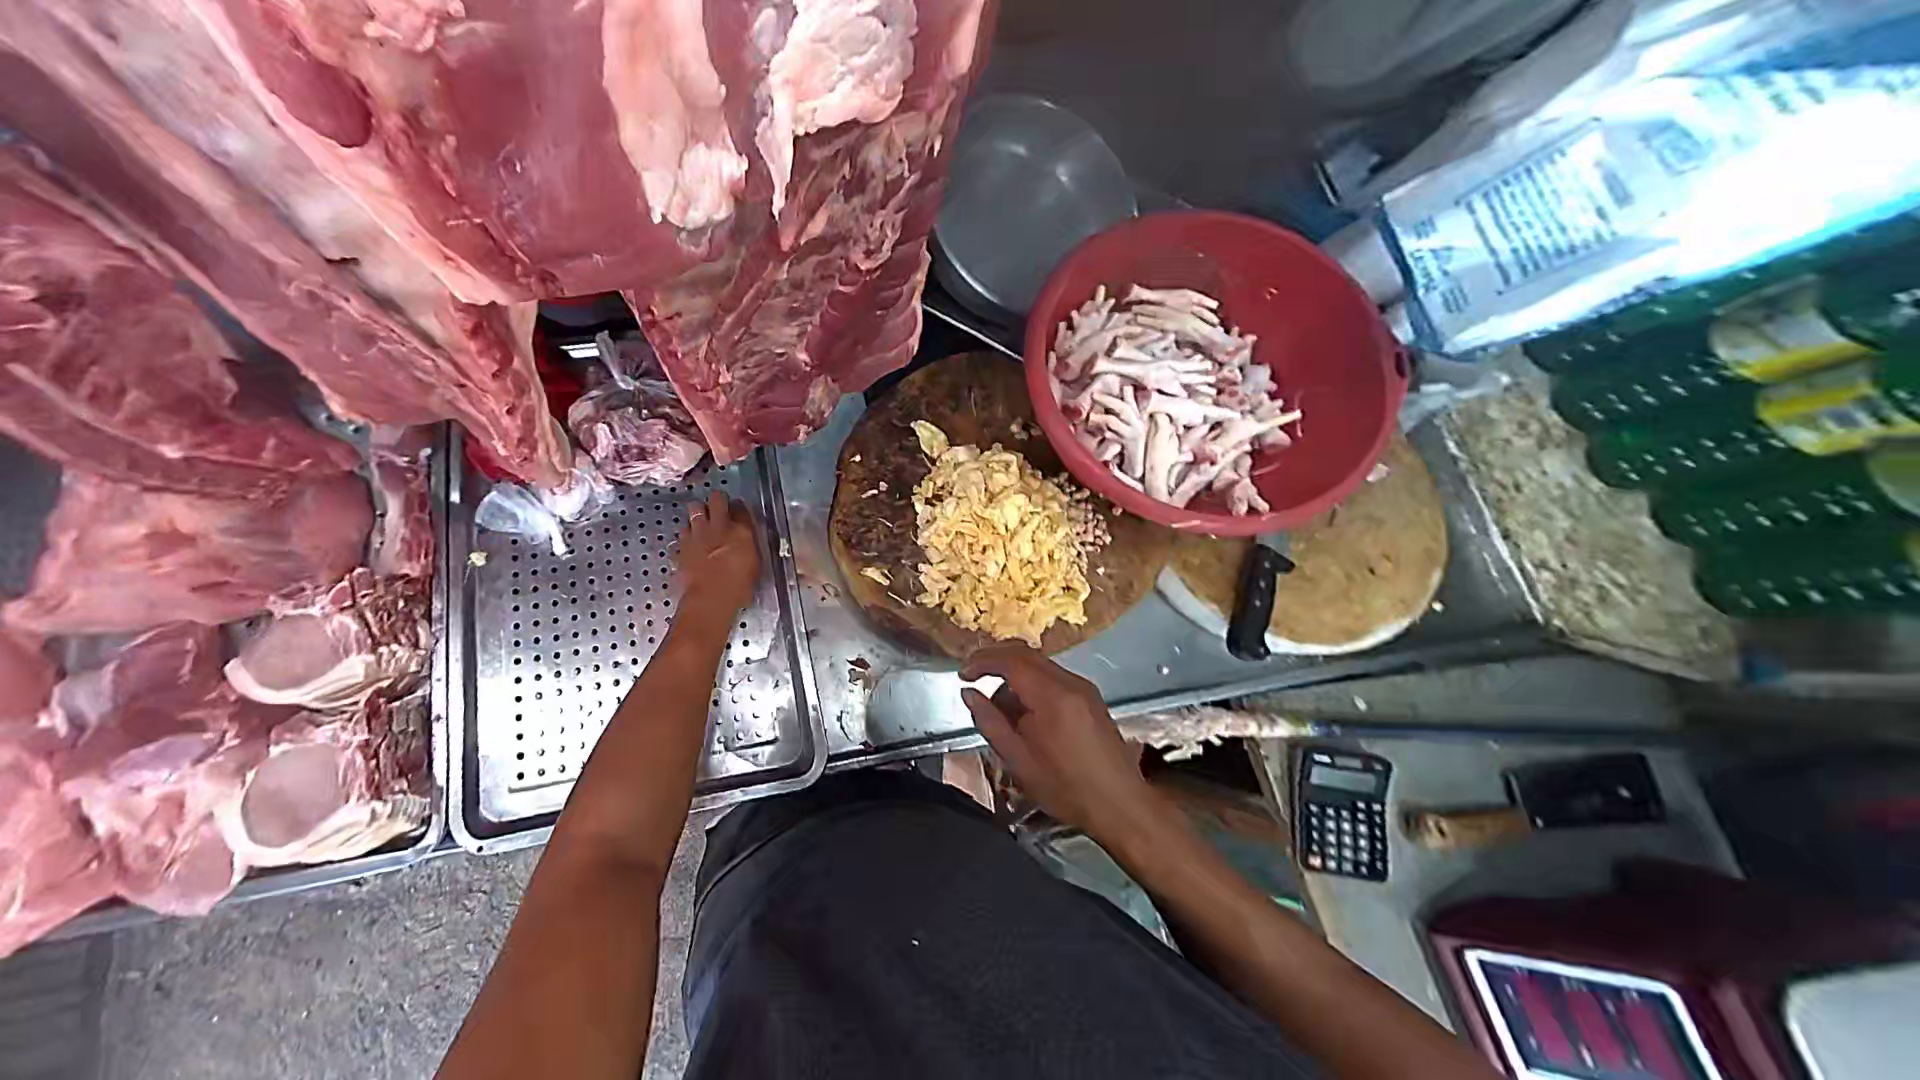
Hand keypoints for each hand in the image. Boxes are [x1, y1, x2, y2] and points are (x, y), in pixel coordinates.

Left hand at [674, 491, 760, 617]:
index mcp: (741, 530)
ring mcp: (697, 534)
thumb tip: (745, 541)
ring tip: (702, 522)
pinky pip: (683, 531)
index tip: (739, 512)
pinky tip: (690, 542)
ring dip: (699, 513)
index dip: (739, 508)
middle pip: (717, 498)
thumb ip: (748, 546)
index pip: (741, 507)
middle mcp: (719, 526)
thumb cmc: (739, 586)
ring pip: (694, 508)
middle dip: (718, 500)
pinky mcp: (682, 545)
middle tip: (719, 508)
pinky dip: (687, 534)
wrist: (710, 598)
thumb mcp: (753, 564)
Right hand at [960, 644, 1155, 843]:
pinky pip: (1054, 677)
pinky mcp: (1090, 698)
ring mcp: (1084, 688)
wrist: (1119, 804)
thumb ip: (990, 722)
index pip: (1012, 660)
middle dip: (995, 658)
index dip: (983, 661)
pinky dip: (1032, 683)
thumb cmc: (1066, 788)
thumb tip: (969, 694)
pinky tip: (1022, 709)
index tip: (963, 673)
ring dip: (1014, 673)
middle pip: (1027, 654)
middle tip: (972, 673)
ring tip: (996, 702)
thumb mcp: (1018, 760)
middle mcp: (1071, 683)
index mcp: (1052, 697)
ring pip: (1040, 665)